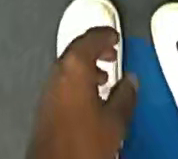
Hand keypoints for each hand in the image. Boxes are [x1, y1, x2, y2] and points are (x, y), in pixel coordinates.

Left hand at [26, 28, 137, 158]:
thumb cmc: (80, 143)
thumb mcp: (114, 121)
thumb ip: (125, 95)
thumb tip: (131, 82)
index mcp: (75, 65)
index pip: (91, 37)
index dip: (106, 34)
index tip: (114, 34)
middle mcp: (59, 70)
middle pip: (79, 48)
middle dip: (97, 48)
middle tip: (111, 50)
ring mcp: (50, 86)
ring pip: (71, 65)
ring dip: (88, 65)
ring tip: (104, 75)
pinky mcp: (47, 102)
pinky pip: (65, 80)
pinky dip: (78, 79)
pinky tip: (90, 96)